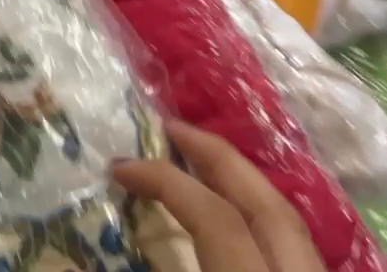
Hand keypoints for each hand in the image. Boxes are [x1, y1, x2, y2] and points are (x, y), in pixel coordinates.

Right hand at [114, 120, 326, 271]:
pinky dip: (261, 214)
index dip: (164, 183)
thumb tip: (89, 253)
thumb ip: (150, 268)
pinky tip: (234, 209)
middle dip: (217, 156)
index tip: (121, 169)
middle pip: (269, 206)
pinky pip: (297, 243)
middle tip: (170, 129)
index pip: (215, 217)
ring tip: (197, 158)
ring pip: (289, 220)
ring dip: (242, 181)